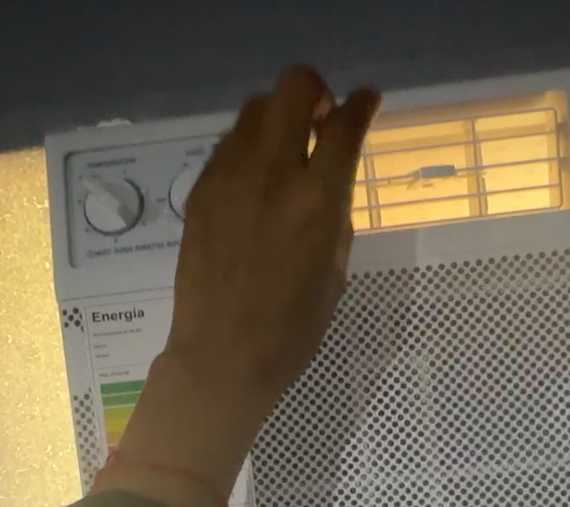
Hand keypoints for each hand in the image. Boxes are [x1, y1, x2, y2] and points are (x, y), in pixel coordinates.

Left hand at [96, 67, 379, 506]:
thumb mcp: (334, 273)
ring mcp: (230, 177)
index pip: (344, 125)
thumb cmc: (292, 330)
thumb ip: (335, 216)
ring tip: (286, 155)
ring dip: (279, 119)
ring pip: (256, 110)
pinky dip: (250, 148)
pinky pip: (230, 145)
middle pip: (294, 87)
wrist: (223, 355)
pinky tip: (256, 184)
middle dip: (315, 94)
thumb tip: (330, 184)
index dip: (362, 106)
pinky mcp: (202, 190)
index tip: (367, 102)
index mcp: (317, 200)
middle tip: (320, 123)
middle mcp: (273, 173)